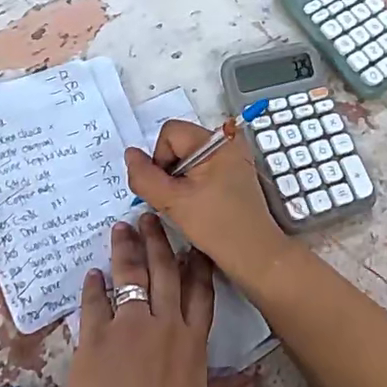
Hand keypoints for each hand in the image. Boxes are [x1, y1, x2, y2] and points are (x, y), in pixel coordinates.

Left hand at [55, 215, 254, 386]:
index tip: (195, 245)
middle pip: (164, 273)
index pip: (200, 294)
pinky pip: (95, 303)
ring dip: (126, 250)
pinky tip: (92, 273)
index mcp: (192, 344)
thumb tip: (254, 379)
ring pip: (130, 277)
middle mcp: (164, 326)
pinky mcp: (95, 337)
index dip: (198, 267)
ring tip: (121, 227)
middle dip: (159, 242)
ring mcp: (129, 327)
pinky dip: (93, 287)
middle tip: (151, 216)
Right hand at [124, 120, 290, 279]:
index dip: (159, 159)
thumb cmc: (216, 225)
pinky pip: (205, 166)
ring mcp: (236, 155)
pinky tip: (201, 204)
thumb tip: (130, 154)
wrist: (256, 253)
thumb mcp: (172, 202)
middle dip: (170, 169)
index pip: (169, 133)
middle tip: (177, 199)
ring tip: (190, 204)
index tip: (168, 189)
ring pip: (190, 157)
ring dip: (181, 178)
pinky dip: (195, 182)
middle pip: (180, 142)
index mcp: (217, 139)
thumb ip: (144, 177)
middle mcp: (230, 140)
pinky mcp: (238, 170)